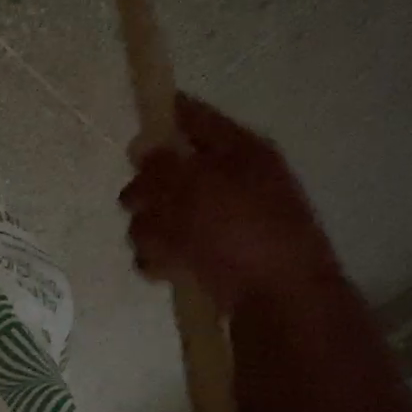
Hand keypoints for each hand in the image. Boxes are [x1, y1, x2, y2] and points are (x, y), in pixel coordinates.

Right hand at [120, 94, 342, 310]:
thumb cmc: (240, 231)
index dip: (162, 114)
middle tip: (140, 204)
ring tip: (164, 248)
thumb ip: (162, 164)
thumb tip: (142, 147)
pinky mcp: (206, 254)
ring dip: (149, 231)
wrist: (277, 297)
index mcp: (237, 151)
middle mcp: (227, 180)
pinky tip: (166, 269)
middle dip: (146, 192)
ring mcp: (217, 220)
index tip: (134, 119)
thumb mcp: (196, 186)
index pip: (192, 118)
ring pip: (156, 213)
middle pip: (164, 171)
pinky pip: (164, 246)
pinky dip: (159, 257)